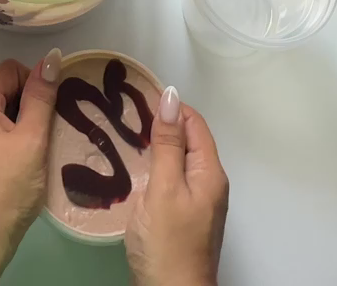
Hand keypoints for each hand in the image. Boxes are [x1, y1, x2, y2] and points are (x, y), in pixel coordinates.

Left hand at [0, 49, 61, 285]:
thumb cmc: (7, 189)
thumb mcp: (32, 139)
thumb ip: (41, 97)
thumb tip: (52, 57)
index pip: (10, 70)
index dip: (34, 83)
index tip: (48, 112)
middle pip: (4, 92)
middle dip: (29, 107)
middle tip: (47, 135)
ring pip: (0, 117)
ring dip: (22, 127)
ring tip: (37, 153)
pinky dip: (10, 144)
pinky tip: (22, 169)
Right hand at [126, 87, 228, 285]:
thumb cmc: (168, 242)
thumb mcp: (164, 187)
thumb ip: (167, 142)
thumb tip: (171, 95)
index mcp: (209, 172)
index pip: (194, 122)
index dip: (170, 106)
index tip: (137, 97)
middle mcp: (209, 183)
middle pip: (188, 139)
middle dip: (162, 124)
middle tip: (126, 114)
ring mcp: (197, 202)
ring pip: (178, 160)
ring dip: (156, 146)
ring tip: (126, 136)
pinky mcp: (183, 216)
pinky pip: (172, 179)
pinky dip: (155, 168)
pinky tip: (135, 170)